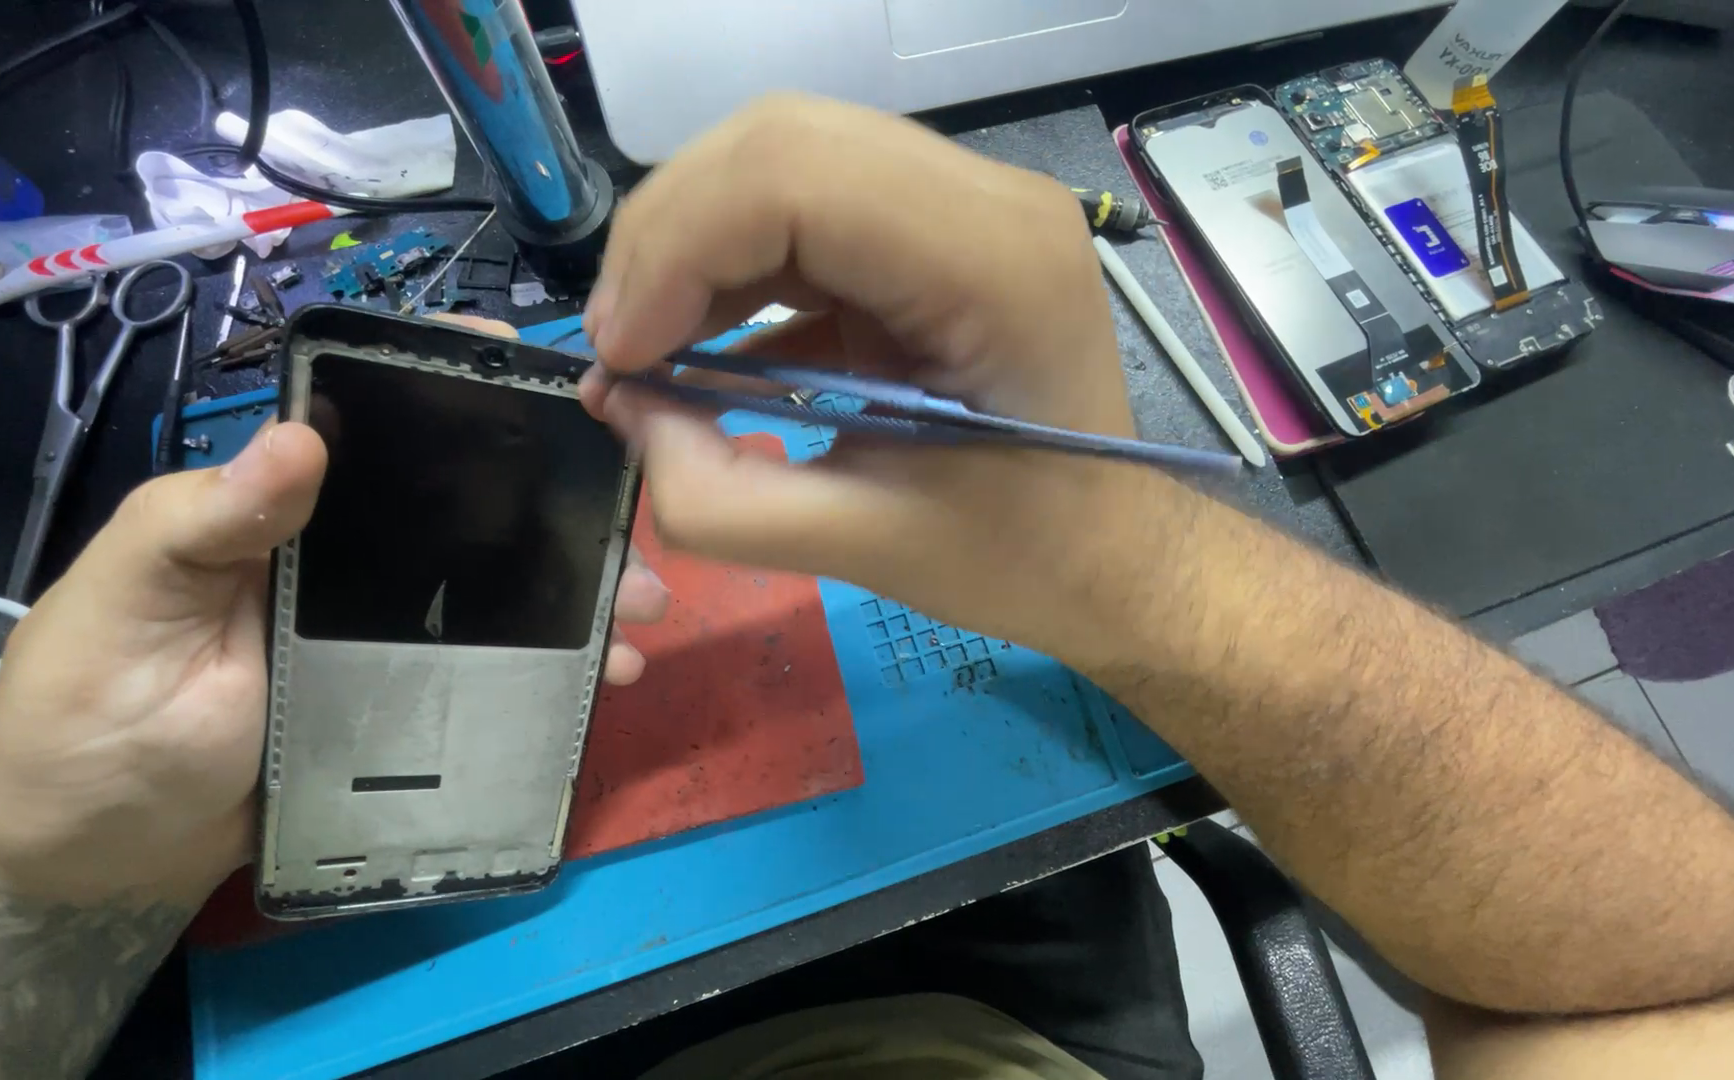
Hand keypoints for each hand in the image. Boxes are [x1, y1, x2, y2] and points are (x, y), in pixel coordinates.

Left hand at [0, 422, 668, 905]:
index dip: (450, 385)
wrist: (113, 856)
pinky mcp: (424, 686)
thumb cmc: (96, 720)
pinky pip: (507, 659)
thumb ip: (199, 525)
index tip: (530, 373)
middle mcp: (360, 554)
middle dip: (561, 503)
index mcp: (291, 510)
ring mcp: (399, 624)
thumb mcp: (126, 610)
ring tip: (643, 606)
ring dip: (582, 586)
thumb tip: (302, 435)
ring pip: (509, 582)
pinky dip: (562, 661)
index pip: (378, 425)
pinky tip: (611, 669)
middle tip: (625, 524)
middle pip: (474, 508)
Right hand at [580, 95, 1177, 670]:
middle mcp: (988, 201)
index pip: (792, 174)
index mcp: (994, 265)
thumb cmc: (1023, 558)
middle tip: (624, 351)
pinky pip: (808, 218)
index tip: (624, 357)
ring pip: (784, 167)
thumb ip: (724, 500)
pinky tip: (707, 343)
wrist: (1109, 553)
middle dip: (670, 242)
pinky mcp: (935, 240)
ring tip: (651, 349)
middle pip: (779, 146)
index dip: (675, 250)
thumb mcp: (869, 549)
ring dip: (696, 252)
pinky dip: (738, 273)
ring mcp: (966, 209)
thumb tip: (624, 412)